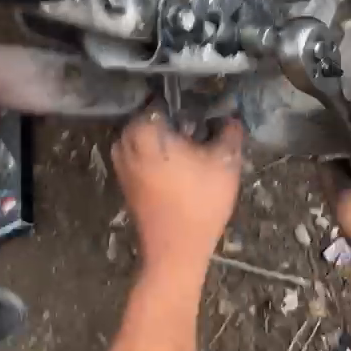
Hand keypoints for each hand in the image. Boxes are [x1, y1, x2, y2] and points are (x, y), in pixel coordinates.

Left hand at [113, 111, 243, 272]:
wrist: (176, 252)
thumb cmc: (200, 202)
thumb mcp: (226, 162)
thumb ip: (230, 131)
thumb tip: (230, 117)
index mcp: (144, 128)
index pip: (167, 99)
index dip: (191, 103)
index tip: (207, 112)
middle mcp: (124, 140)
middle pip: (156, 118)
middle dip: (179, 123)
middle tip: (203, 134)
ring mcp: (120, 162)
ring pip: (149, 138)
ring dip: (170, 141)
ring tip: (195, 153)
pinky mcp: (125, 181)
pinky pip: (144, 155)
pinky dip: (161, 157)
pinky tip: (183, 169)